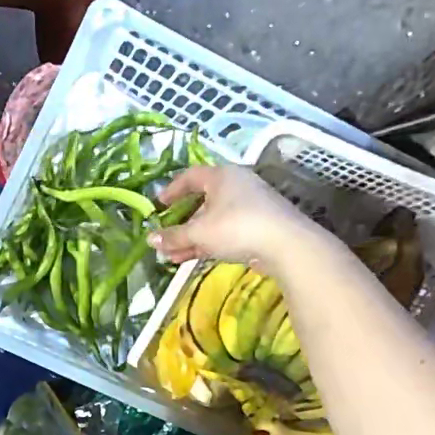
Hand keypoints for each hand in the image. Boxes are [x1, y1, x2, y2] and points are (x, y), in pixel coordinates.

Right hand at [149, 163, 325, 270]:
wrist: (285, 245)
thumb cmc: (236, 227)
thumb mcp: (198, 232)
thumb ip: (173, 236)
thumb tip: (150, 238)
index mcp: (221, 176)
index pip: (190, 176)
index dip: (171, 190)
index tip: (157, 206)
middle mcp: (235, 186)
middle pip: (200, 201)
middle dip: (179, 222)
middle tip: (163, 235)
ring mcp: (247, 206)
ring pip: (211, 219)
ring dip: (189, 236)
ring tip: (170, 254)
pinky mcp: (255, 226)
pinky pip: (223, 231)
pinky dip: (205, 242)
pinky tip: (188, 258)